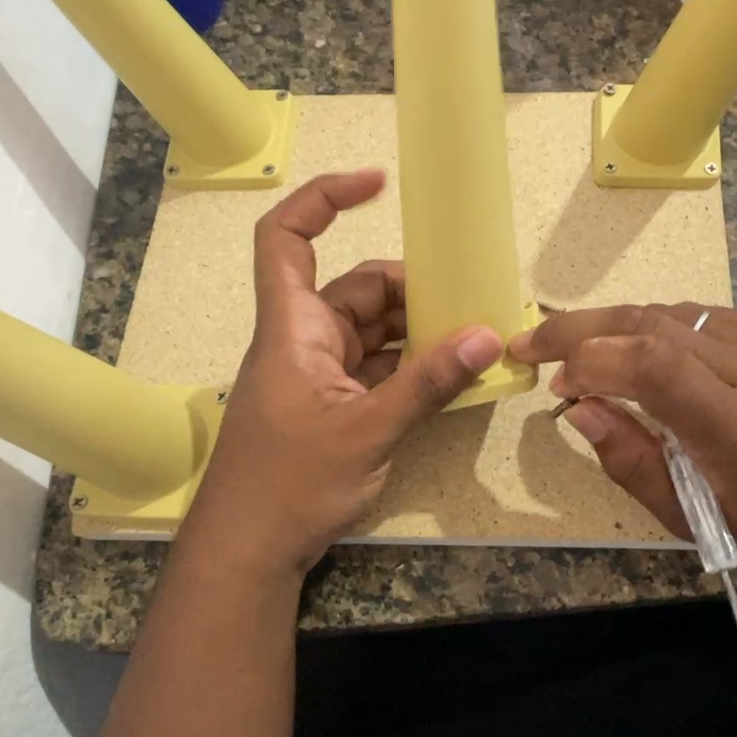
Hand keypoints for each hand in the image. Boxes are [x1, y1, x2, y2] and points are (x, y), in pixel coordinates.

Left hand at [178, 170, 504, 581]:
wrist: (249, 551)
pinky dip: (411, 369)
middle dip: (412, 291)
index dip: (324, 199)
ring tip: (472, 340)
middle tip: (469, 304)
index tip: (377, 184)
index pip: (289, 239)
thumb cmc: (290, 484)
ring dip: (418, 334)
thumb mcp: (369, 431)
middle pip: (356, 289)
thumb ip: (429, 383)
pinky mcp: (332, 407)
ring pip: (372, 332)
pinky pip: (376, 369)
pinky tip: (450, 377)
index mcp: (293, 328)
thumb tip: (488, 336)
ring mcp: (318, 376)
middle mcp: (304, 341)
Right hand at [509, 304, 736, 586]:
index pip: (653, 365)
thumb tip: (576, 408)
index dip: (591, 361)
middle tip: (533, 343)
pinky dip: (651, 327)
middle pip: (653, 325)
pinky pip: (698, 318)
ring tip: (570, 346)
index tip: (554, 383)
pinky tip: (629, 347)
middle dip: (582, 329)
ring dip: (613, 324)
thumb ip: (630, 460)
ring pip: (671, 314)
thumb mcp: (695, 516)